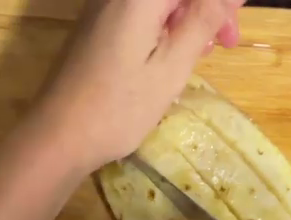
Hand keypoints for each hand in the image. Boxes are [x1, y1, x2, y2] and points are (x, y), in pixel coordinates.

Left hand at [25, 0, 241, 174]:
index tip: (232, 32)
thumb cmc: (117, 109)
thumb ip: (203, 21)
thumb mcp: (170, 68)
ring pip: (160, 1)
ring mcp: (104, 3)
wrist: (58, 135)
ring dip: (187, 16)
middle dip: (207, 6)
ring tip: (199, 54)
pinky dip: (163, 24)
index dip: (222, 1)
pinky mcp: (96, 23)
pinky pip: (140, 9)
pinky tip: (169, 55)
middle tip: (225, 44)